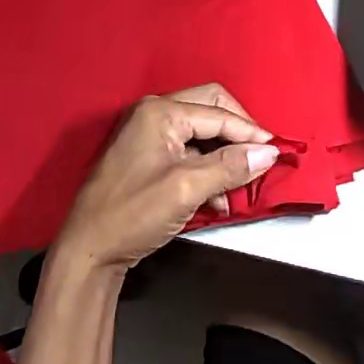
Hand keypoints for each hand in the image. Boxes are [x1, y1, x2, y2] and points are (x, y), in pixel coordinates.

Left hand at [54, 85, 279, 270]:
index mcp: (160, 112)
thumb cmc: (133, 214)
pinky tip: (217, 198)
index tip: (276, 151)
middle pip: (211, 110)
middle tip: (260, 156)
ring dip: (223, 155)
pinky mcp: (147, 155)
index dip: (250, 132)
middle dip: (238, 134)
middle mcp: (154, 113)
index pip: (218, 113)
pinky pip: (188, 150)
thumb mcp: (187, 188)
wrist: (86, 253)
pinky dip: (207, 168)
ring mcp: (148, 133)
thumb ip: (231, 166)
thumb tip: (269, 152)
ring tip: (240, 185)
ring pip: (202, 132)